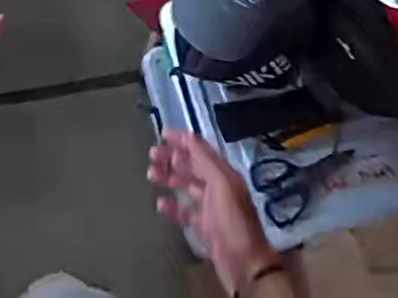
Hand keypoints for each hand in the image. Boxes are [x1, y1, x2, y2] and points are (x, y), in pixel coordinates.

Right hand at [149, 131, 276, 293]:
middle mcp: (218, 186)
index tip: (163, 134)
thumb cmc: (234, 222)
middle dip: (173, 157)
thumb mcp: (222, 185)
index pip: (201, 149)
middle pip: (192, 165)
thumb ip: (206, 161)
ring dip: (170, 178)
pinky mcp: (206, 227)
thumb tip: (190, 136)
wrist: (245, 264)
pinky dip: (173, 206)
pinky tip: (160, 204)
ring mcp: (211, 207)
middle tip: (152, 154)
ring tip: (151, 174)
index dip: (182, 139)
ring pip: (187, 186)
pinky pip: (186, 212)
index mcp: (223, 173)